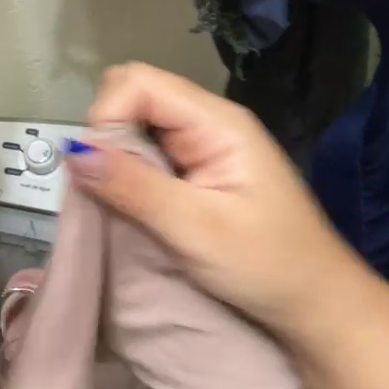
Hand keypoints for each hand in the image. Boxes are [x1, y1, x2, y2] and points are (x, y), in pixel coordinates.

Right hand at [65, 62, 380, 336]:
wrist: (316, 305)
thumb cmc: (267, 265)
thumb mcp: (196, 229)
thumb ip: (133, 186)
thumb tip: (72, 152)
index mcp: (217, 123)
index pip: (139, 83)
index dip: (107, 115)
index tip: (99, 168)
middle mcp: (208, 122)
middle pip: (134, 93)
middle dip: (107, 132)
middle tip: (110, 183)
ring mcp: (202, 144)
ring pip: (136, 122)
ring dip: (115, 154)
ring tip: (119, 197)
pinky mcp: (195, 169)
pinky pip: (146, 150)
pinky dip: (126, 170)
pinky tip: (132, 201)